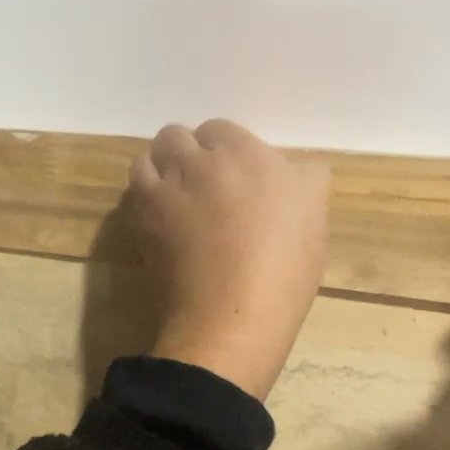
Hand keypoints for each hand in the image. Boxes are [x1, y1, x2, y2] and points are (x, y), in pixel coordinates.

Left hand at [127, 119, 330, 401]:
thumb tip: (295, 170)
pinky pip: (134, 186)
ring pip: (149, 156)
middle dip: (184, 155)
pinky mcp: (142, 216)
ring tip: (170, 198)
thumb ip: (305, 183)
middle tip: (198, 187)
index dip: (222, 152)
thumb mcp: (315, 223)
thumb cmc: (283, 275)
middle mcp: (204, 161)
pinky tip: (156, 215)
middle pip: (179, 136)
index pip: (222, 130)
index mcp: (252, 156)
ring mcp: (168, 186)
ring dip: (157, 169)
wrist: (230, 320)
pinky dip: (142, 192)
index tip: (230, 178)